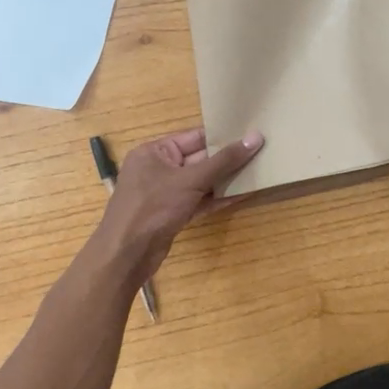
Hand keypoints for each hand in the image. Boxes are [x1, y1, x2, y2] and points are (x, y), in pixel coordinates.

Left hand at [91, 128, 262, 283]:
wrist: (126, 255)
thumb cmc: (153, 208)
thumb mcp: (191, 180)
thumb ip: (225, 160)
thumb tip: (256, 137)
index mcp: (154, 152)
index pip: (195, 137)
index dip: (223, 135)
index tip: (252, 133)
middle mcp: (158, 168)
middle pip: (201, 159)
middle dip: (229, 159)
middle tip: (262, 151)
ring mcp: (166, 192)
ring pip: (202, 180)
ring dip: (227, 178)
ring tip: (259, 170)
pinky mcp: (173, 212)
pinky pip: (200, 199)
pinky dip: (219, 197)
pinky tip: (244, 193)